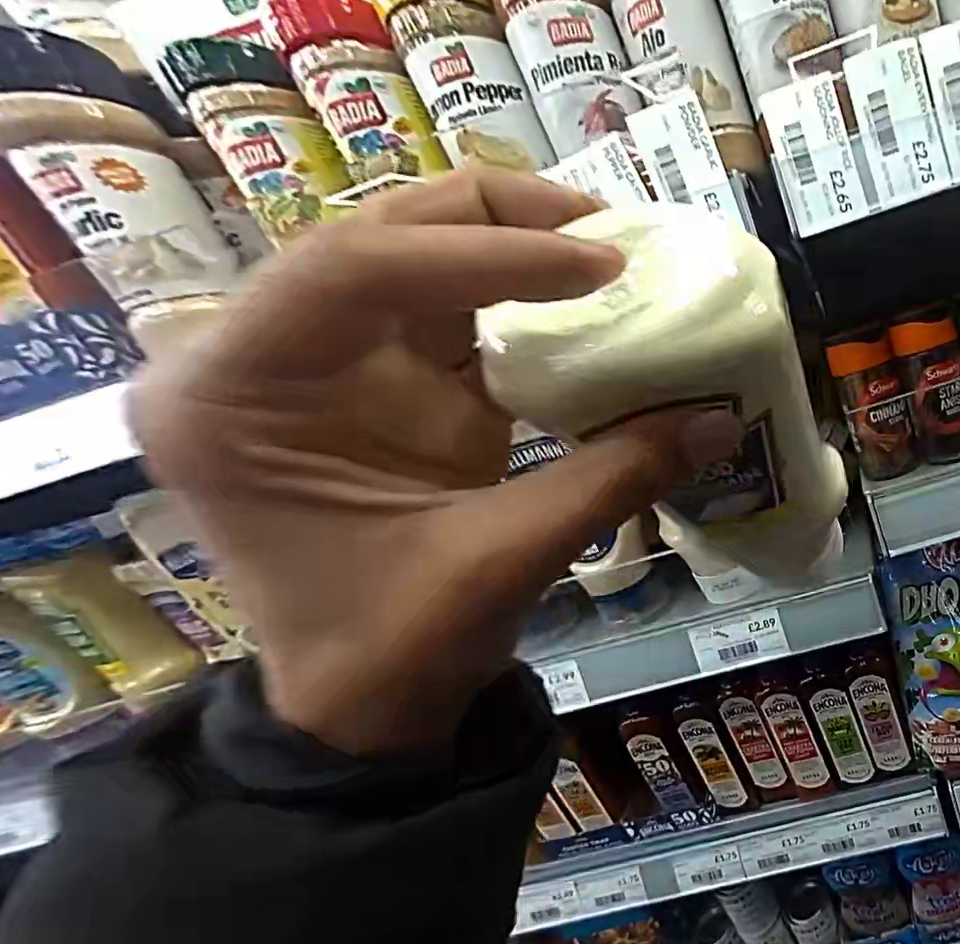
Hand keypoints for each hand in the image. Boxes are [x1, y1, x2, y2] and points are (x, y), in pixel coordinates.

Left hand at [130, 169, 739, 755]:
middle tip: (606, 229)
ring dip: (512, 251)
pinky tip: (582, 307)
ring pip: (420, 267)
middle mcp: (266, 358)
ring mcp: (327, 371)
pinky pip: (455, 323)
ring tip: (603, 250)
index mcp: (242, 393)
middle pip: (381, 238)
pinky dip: (523, 310)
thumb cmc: (400, 646)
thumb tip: (717, 420)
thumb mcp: (506, 558)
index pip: (359, 268)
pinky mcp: (386, 394)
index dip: (492, 254)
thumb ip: (612, 479)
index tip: (603, 266)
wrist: (370, 705)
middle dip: (498, 221)